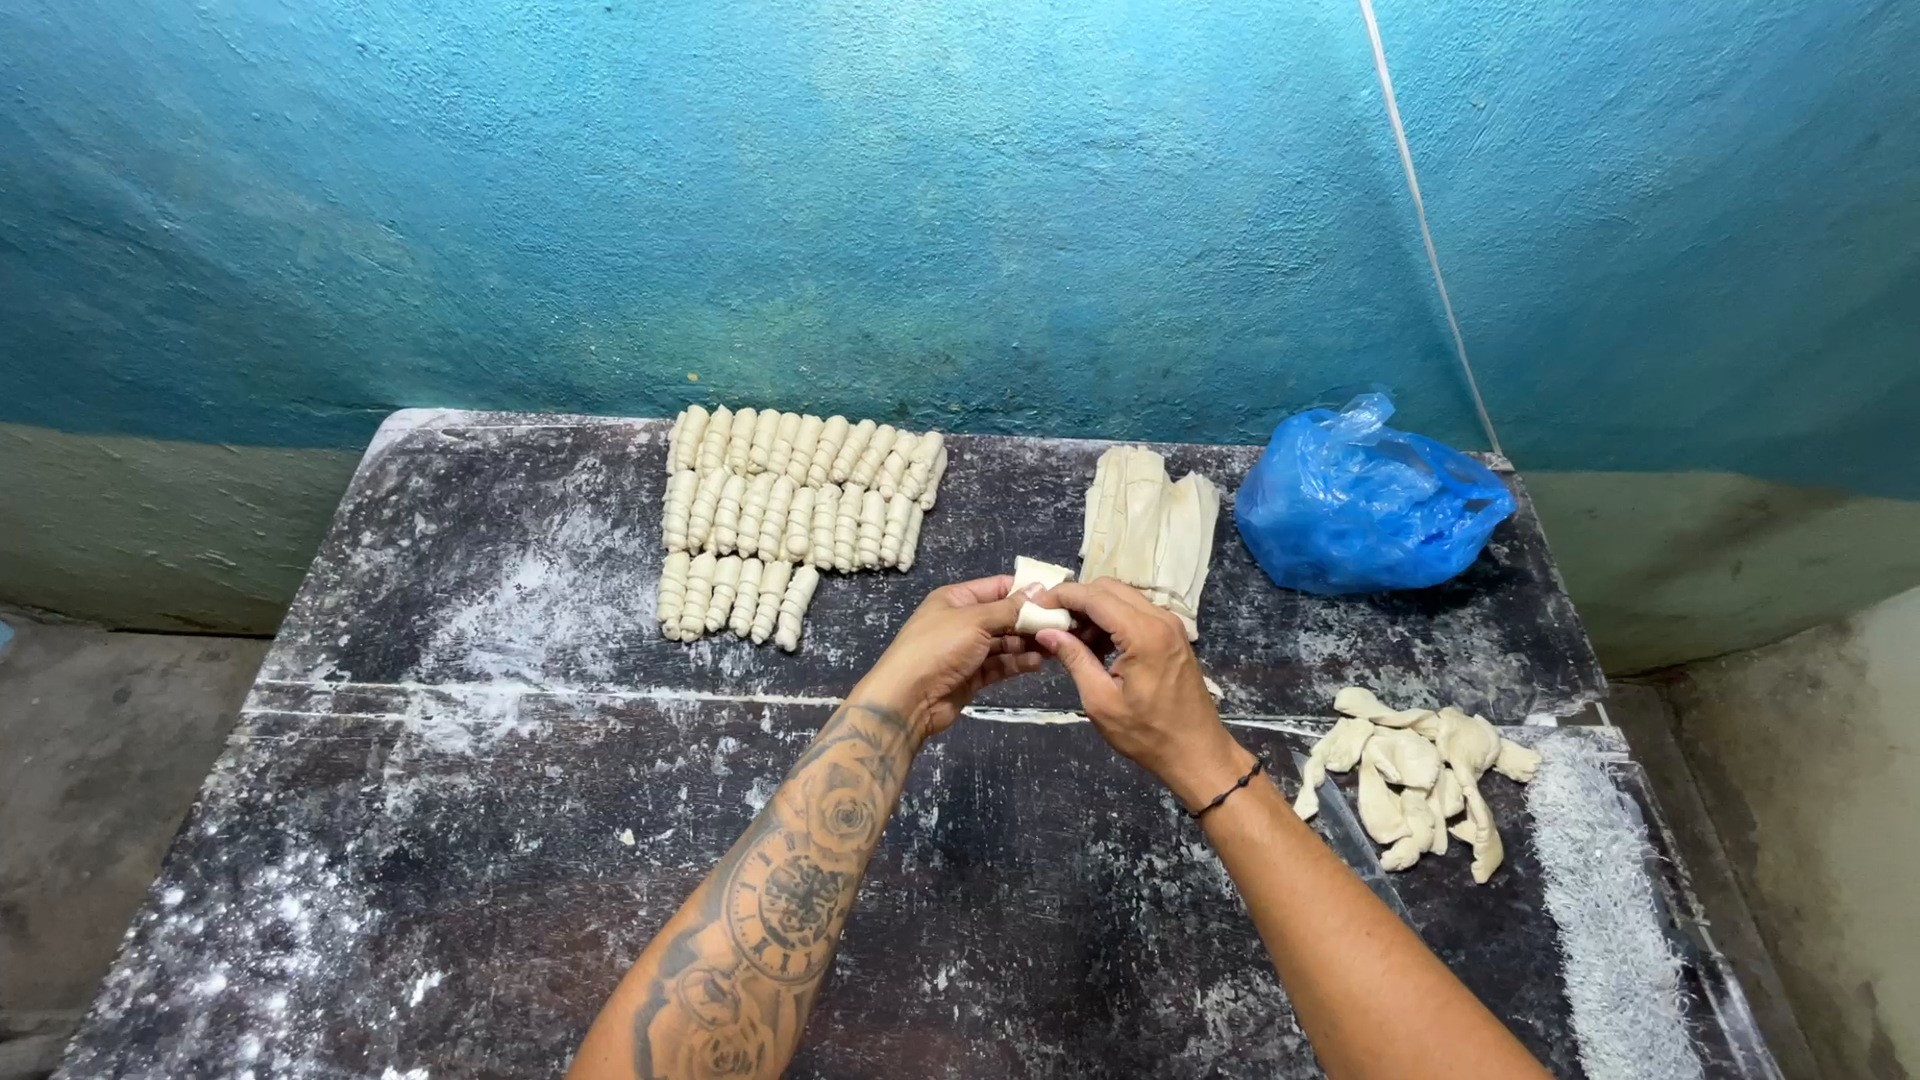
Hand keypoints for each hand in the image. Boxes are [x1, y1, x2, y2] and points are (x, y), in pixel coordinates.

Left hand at [855, 575, 1044, 738]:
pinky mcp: (972, 675)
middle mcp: (962, 621)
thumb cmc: (939, 648)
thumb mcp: (975, 620)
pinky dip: (1017, 663)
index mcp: (956, 598)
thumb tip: (1038, 590)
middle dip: (1030, 620)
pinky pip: (1000, 665)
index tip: (1057, 596)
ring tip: (1053, 646)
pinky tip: (1036, 663)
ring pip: (1004, 642)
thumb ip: (1008, 608)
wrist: (909, 698)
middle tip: (1062, 625)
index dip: (1026, 590)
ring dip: (1027, 643)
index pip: (998, 587)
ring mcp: (966, 650)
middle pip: (1003, 616)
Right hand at [1037, 578, 1253, 809]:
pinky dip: (1111, 618)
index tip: (1037, 606)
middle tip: (1052, 622)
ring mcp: (1170, 624)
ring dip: (1094, 608)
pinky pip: (1135, 611)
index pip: (1095, 597)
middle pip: (1109, 588)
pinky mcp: (1172, 633)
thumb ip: (1074, 659)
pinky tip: (1095, 644)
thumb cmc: (1147, 734)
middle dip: (1076, 599)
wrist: (1197, 752)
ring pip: (1122, 596)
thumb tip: (1046, 632)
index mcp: (1143, 634)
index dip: (1063, 596)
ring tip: (1071, 637)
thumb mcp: (1101, 701)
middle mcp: (1160, 619)